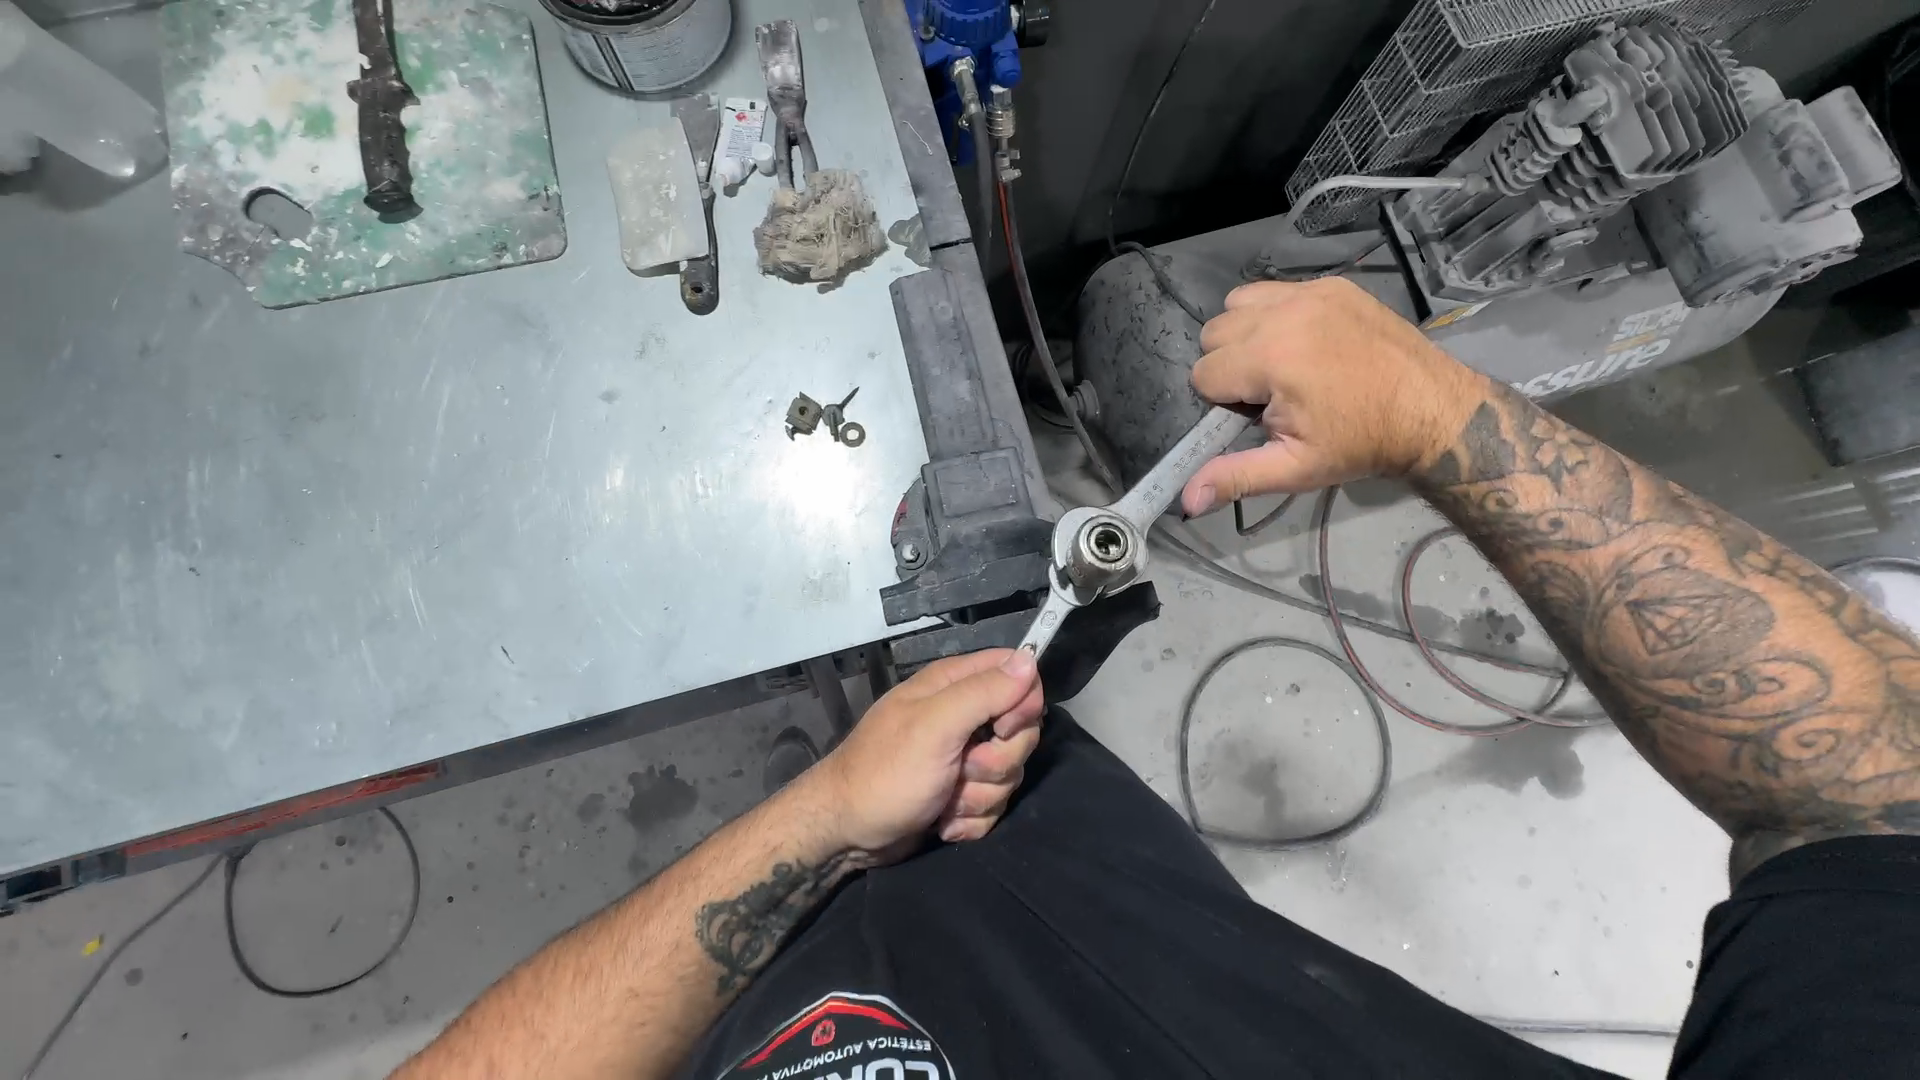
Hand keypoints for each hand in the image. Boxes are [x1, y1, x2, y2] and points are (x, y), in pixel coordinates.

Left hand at [806, 649, 1043, 855]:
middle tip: (963, 769)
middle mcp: (962, 716)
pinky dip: (970, 819)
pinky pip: (994, 804)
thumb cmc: (886, 774)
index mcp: (953, 686)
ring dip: (979, 796)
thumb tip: (1030, 659)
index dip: (1022, 703)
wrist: (847, 833)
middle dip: (998, 761)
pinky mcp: (961, 793)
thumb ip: (983, 693)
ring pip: (1008, 773)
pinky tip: (942, 821)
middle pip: (1020, 731)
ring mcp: (962, 757)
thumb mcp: (935, 727)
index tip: (1003, 728)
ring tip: (943, 800)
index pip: (1017, 675)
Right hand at [1177, 278, 1488, 516]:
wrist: (1434, 411)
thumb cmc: (1360, 444)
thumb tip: (1186, 500)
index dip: (1223, 403)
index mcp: (1271, 358)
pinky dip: (1272, 314)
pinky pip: (1272, 291)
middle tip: (1269, 393)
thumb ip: (1234, 477)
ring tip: (1278, 364)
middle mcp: (1284, 313)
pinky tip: (1301, 343)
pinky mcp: (1331, 285)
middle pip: (1213, 335)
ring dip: (1243, 335)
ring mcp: (1310, 292)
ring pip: (1236, 305)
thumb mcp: (1293, 469)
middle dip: (1228, 366)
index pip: (1203, 374)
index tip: (1260, 415)